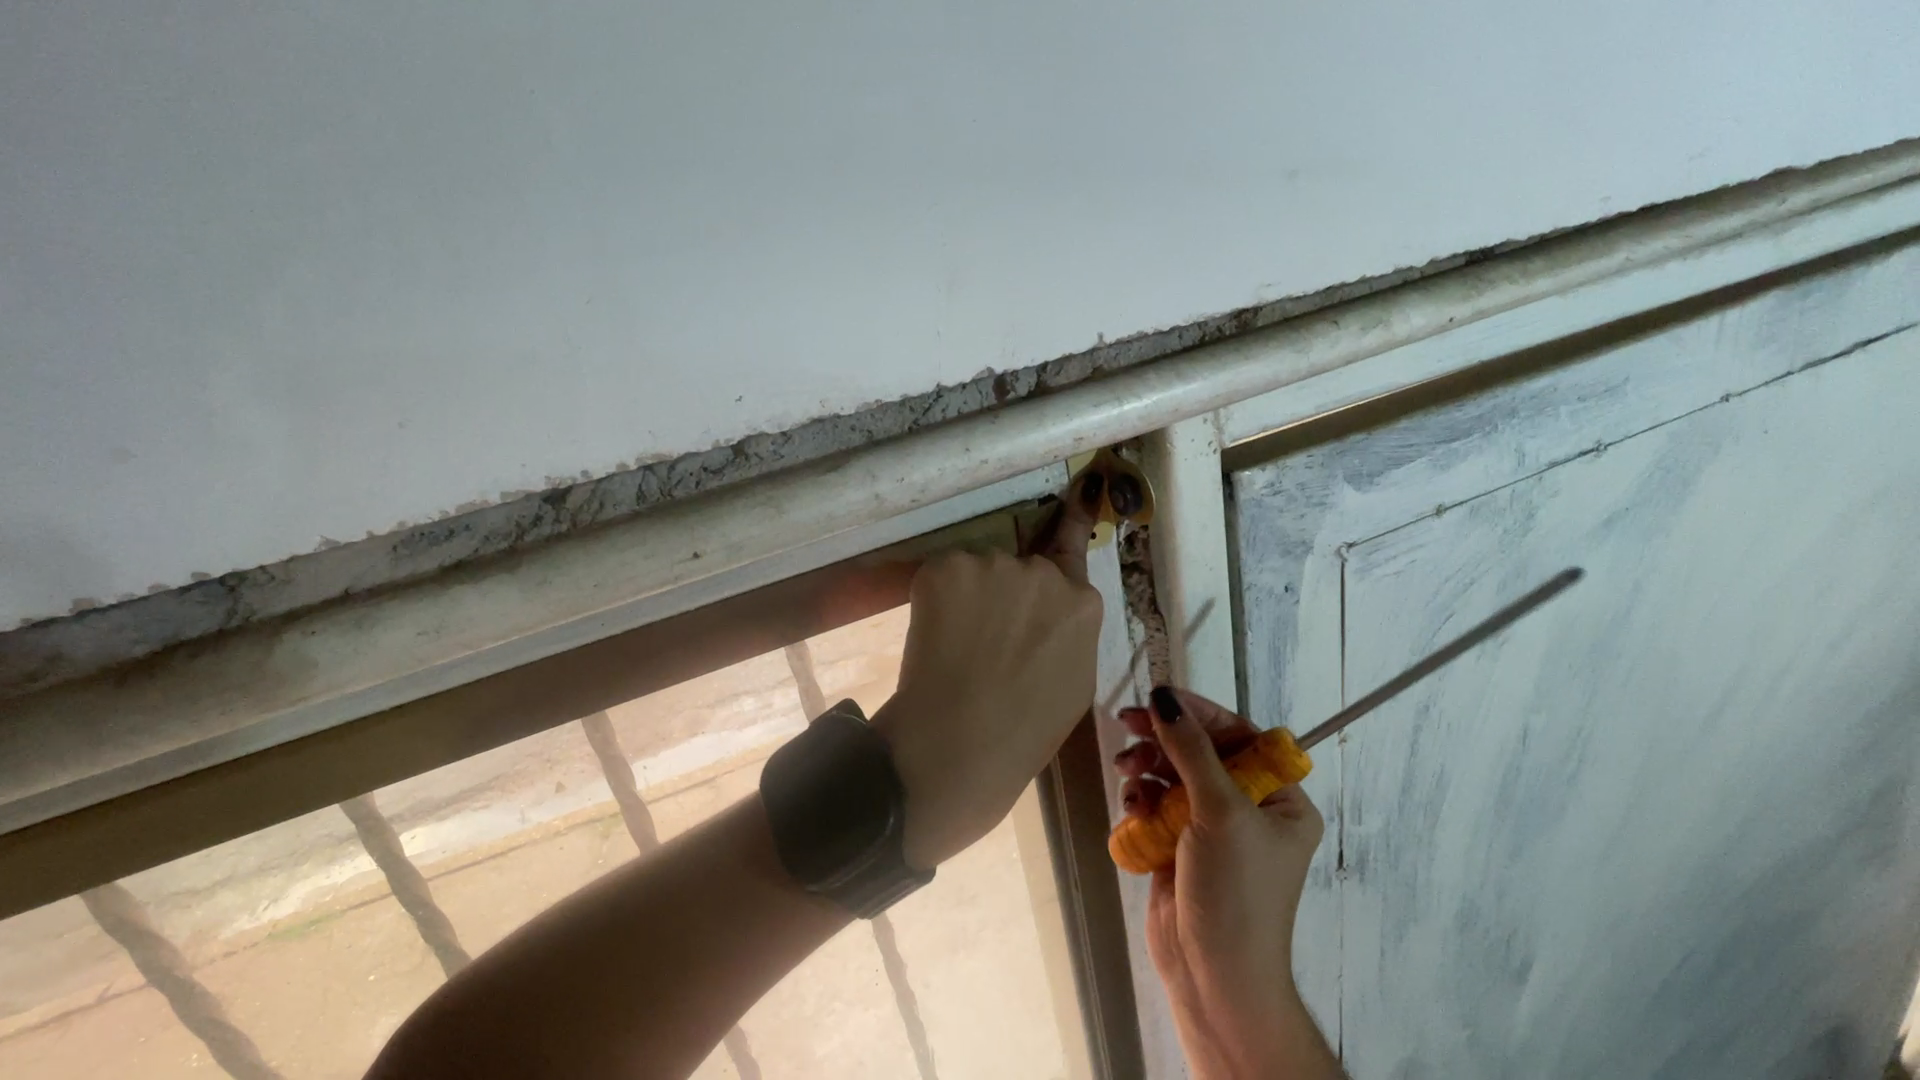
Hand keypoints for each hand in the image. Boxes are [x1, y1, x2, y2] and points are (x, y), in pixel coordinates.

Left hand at [873, 474, 1105, 867]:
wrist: (960, 745)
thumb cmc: (1024, 732)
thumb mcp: (1073, 681)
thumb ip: (1069, 632)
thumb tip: (1054, 613)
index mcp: (1082, 603)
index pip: (1072, 549)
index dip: (1070, 521)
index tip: (1087, 483)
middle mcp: (1043, 573)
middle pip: (1020, 568)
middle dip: (1005, 595)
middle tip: (985, 643)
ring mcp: (994, 565)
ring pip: (980, 571)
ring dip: (970, 598)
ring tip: (959, 649)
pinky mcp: (947, 567)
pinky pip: (945, 574)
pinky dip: (937, 599)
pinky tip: (937, 639)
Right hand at [1116, 687, 1340, 1079]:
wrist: (1213, 976)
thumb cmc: (1234, 891)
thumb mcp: (1220, 813)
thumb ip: (1190, 751)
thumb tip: (1164, 698)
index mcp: (1279, 800)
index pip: (1239, 737)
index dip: (1199, 714)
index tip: (1159, 697)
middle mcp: (1247, 809)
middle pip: (1201, 753)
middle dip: (1165, 740)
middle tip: (1127, 722)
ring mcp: (1210, 830)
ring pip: (1172, 778)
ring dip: (1147, 769)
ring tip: (1125, 771)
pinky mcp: (1178, 847)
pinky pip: (1156, 807)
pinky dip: (1141, 801)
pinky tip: (1132, 807)